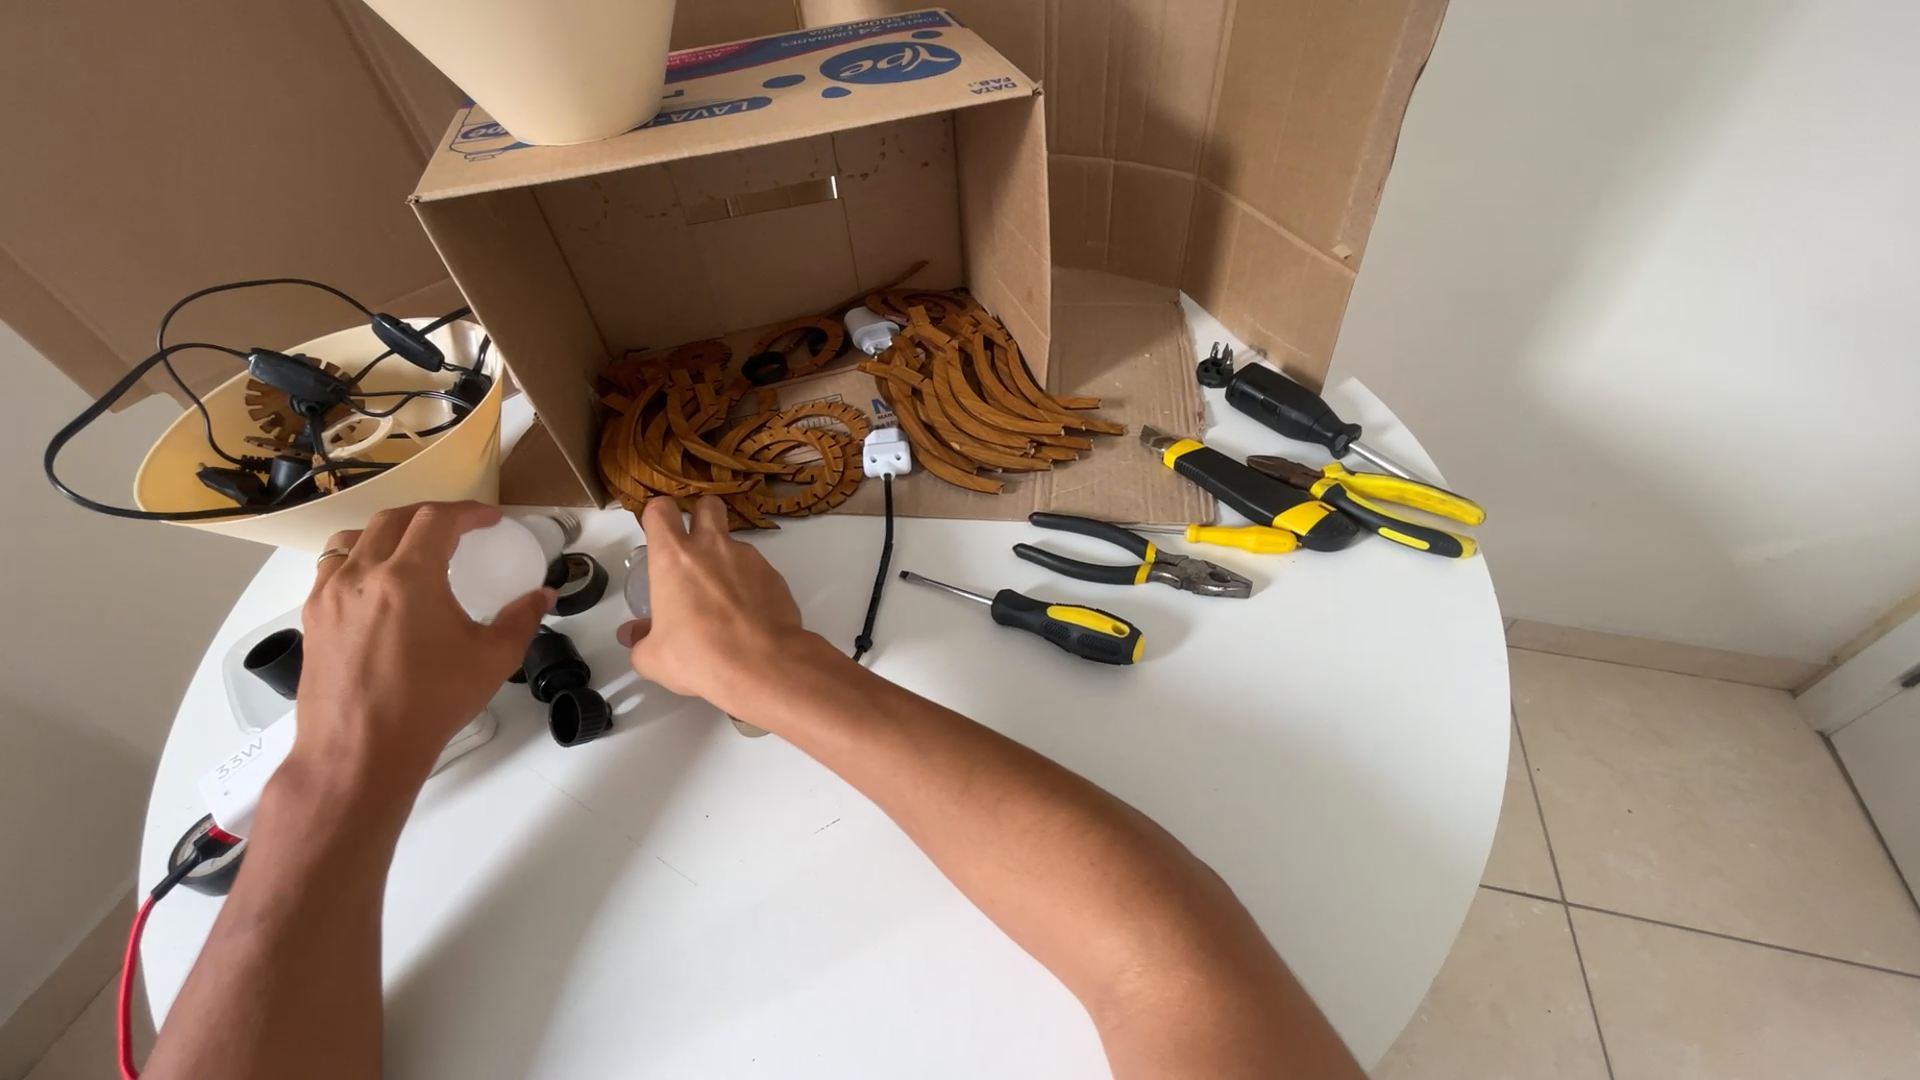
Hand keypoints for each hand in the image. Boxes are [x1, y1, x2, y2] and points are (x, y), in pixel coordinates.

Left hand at [296, 502, 550, 789]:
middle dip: (432, 515)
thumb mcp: (495, 657)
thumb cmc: (431, 702)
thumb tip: (543, 595)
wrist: (360, 750)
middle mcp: (361, 576)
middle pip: (393, 519)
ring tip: (416, 546)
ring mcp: (329, 595)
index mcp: (408, 579)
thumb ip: (522, 617)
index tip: (491, 519)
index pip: (436, 520)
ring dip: (391, 530)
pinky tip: (382, 582)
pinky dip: (361, 556)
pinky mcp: (313, 617)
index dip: (468, 512)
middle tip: (462, 526)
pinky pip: (333, 566)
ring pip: (354, 537)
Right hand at [618, 496, 832, 717]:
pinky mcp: (775, 576)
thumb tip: (634, 635)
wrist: (762, 664)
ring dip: (727, 560)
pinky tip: (748, 615)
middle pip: (708, 505)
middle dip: (701, 515)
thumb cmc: (699, 656)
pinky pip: (758, 571)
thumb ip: (640, 640)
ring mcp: (749, 558)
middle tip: (695, 546)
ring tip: (724, 600)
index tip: (658, 532)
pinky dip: (751, 585)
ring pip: (735, 543)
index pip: (660, 510)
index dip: (658, 516)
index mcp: (674, 557)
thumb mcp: (653, 657)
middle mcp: (713, 547)